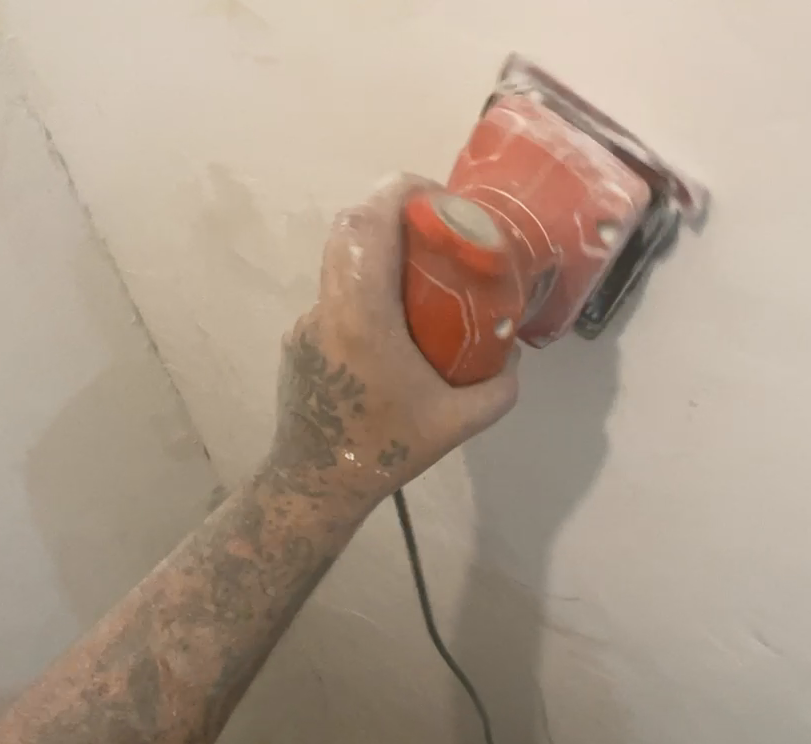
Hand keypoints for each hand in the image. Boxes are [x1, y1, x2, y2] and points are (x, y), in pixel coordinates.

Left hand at [262, 174, 520, 514]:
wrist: (317, 483)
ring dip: (378, 261)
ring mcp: (306, 324)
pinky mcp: (298, 342)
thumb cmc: (385, 450)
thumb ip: (497, 390)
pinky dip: (364, 298)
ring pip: (341, 267)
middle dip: (392, 214)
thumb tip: (512, 360)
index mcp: (362, 316)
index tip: (437, 199)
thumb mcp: (455, 424)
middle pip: (349, 230)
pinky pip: (335, 301)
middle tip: (434, 233)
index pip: (368, 224)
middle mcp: (327, 308)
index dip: (402, 192)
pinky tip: (389, 336)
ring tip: (417, 288)